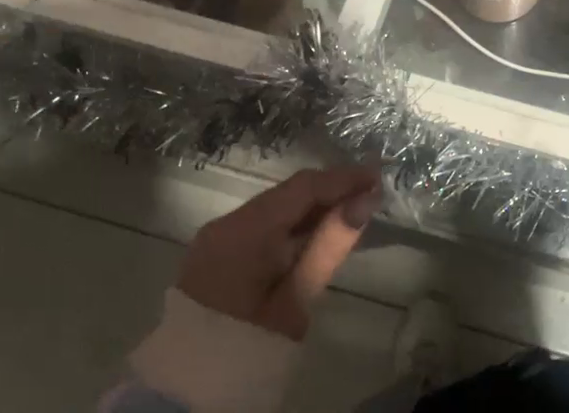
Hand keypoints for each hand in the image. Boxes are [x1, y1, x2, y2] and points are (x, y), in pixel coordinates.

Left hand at [176, 166, 381, 340]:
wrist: (189, 396)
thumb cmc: (250, 347)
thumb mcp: (296, 300)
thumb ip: (330, 245)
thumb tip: (365, 200)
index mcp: (243, 231)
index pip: (302, 188)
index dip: (342, 179)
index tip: (378, 177)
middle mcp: (225, 224)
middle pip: (286, 195)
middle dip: (329, 192)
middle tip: (370, 195)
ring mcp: (215, 239)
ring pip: (273, 210)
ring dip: (311, 210)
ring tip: (351, 212)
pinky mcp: (214, 256)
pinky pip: (259, 228)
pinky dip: (290, 227)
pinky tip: (316, 234)